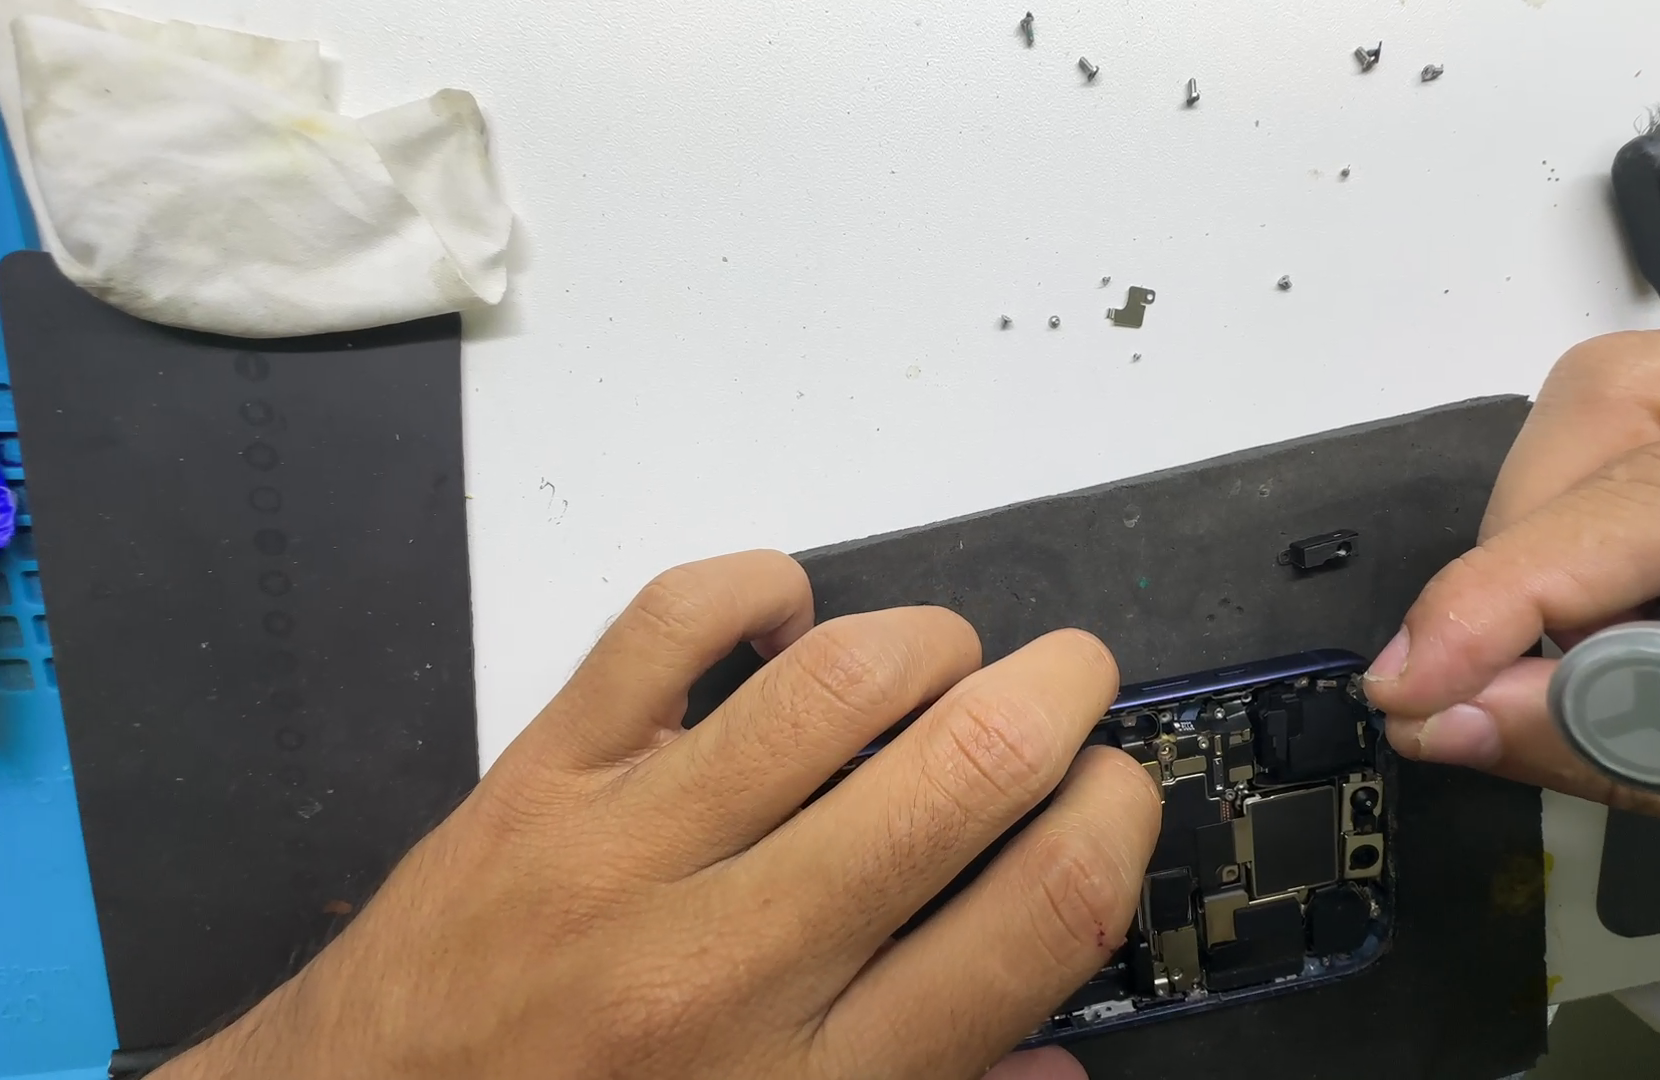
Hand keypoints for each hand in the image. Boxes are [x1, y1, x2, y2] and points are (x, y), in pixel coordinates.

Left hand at [155, 551, 1159, 1079]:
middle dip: (1056, 689)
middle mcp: (740, 955)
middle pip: (962, 769)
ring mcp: (630, 846)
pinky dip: (755, 586)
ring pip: (835, 682)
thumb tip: (1069, 1052)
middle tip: (1071, 674)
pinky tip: (785, 614)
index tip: (1110, 781)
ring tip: (943, 654)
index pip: (1043, 910)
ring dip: (929, 640)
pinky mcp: (546, 769)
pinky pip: (670, 623)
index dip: (1113, 815)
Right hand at [1361, 330, 1659, 912]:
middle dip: (1531, 545)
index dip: (1517, 584)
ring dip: (1548, 544)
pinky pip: (1633, 459)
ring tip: (1599, 657)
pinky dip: (1587, 555)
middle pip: (1628, 401)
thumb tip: (1446, 722)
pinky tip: (1642, 635)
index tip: (1411, 682)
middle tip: (1523, 669)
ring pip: (1613, 414)